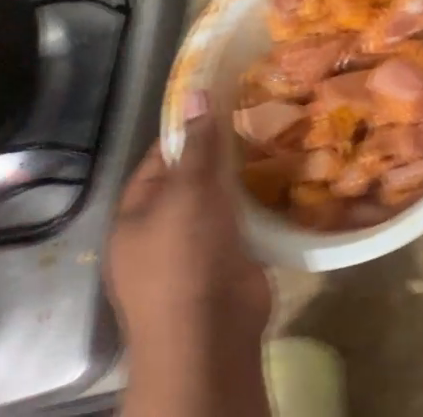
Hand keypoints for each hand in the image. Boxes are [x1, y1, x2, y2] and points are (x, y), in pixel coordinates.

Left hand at [107, 91, 272, 416]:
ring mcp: (196, 249)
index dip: (189, 129)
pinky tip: (287, 180)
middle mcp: (160, 231)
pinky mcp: (229, 261)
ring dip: (246, 178)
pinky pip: (244, 223)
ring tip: (281, 140)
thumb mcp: (187, 192)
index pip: (159, 159)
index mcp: (135, 216)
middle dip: (224, 152)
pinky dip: (262, 204)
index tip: (225, 100)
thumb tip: (197, 91)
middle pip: (193, 180)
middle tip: (263, 115)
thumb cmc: (184, 257)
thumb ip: (197, 144)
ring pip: (222, 201)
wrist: (208, 331)